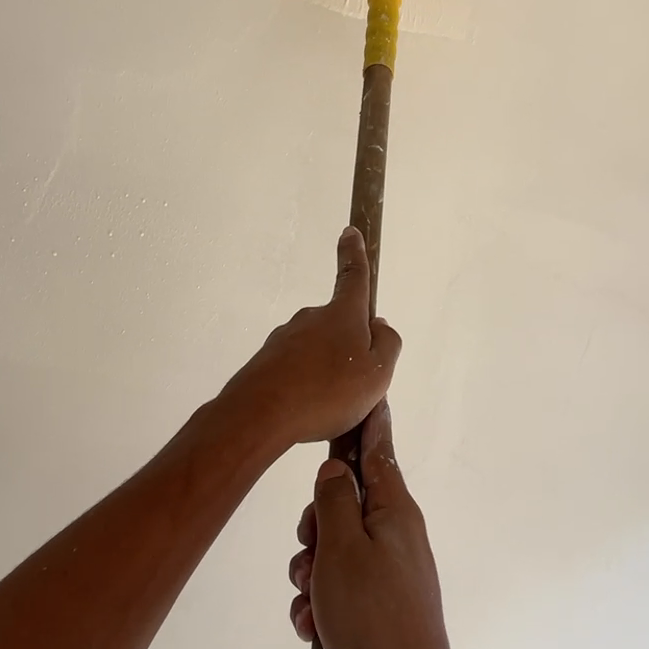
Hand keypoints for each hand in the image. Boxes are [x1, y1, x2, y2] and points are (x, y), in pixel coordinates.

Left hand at [220, 227, 401, 445]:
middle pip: (338, 327)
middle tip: (356, 388)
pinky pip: (296, 373)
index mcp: (342, 315)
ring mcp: (284, 340)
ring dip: (327, 374)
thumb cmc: (328, 391)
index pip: (353, 277)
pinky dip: (306, 389)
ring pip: (317, 353)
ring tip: (331, 410)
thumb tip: (378, 324)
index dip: (355, 255)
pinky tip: (307, 413)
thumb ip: (387, 345)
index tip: (350, 233)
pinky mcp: (265, 363)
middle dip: (349, 349)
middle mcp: (310, 319)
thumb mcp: (378, 373)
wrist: (260, 415)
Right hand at [288, 403, 455, 648]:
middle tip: (307, 555)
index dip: (371, 426)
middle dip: (315, 529)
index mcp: (394, 512)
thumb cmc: (372, 615)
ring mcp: (391, 573)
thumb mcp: (341, 549)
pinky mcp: (382, 607)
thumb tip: (335, 470)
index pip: (379, 454)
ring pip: (337, 552)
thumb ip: (333, 501)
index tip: (374, 397)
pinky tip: (315, 628)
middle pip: (345, 507)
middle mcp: (396, 536)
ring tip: (309, 604)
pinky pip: (343, 589)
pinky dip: (323, 604)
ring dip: (313, 574)